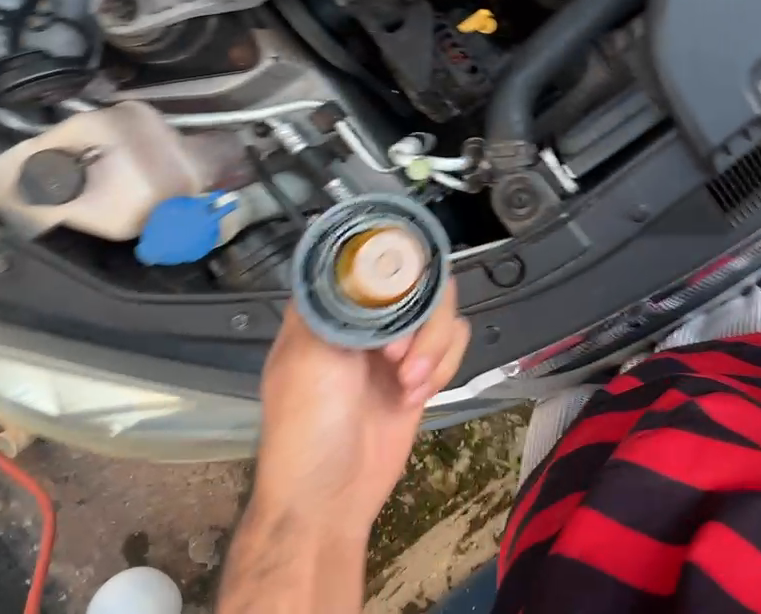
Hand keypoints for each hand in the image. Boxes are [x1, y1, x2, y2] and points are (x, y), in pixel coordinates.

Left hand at [249, 280, 470, 536]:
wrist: (330, 499)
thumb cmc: (307, 428)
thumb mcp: (308, 359)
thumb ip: (337, 306)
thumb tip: (364, 265)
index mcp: (329, 312)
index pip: (369, 262)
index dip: (391, 269)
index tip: (404, 287)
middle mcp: (366, 322)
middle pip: (418, 284)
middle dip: (420, 322)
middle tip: (396, 358)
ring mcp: (396, 347)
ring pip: (443, 313)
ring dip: (434, 349)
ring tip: (410, 386)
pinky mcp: (422, 372)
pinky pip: (454, 345)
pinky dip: (444, 367)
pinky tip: (418, 396)